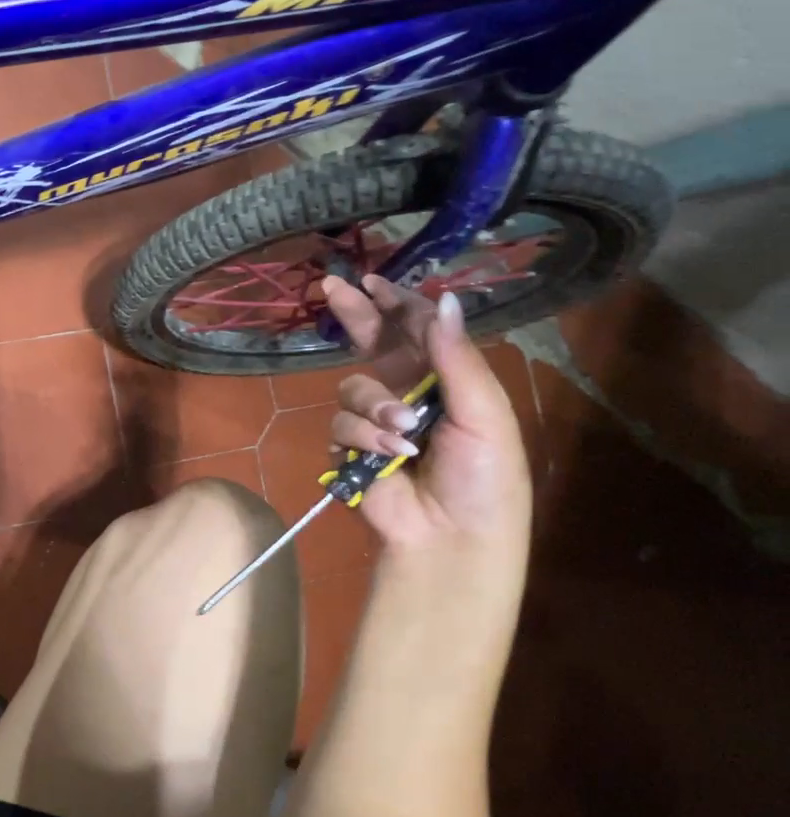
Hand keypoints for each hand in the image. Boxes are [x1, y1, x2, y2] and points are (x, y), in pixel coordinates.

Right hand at [321, 276, 531, 555]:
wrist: (451, 536)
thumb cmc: (483, 477)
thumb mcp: (484, 413)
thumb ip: (456, 358)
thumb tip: (441, 299)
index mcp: (448, 380)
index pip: (418, 331)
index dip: (396, 303)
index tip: (371, 280)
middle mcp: (407, 392)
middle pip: (372, 344)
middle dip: (355, 315)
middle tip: (332, 287)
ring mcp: (374, 421)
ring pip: (352, 389)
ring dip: (376, 408)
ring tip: (404, 434)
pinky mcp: (349, 448)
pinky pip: (341, 426)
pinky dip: (364, 439)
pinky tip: (387, 457)